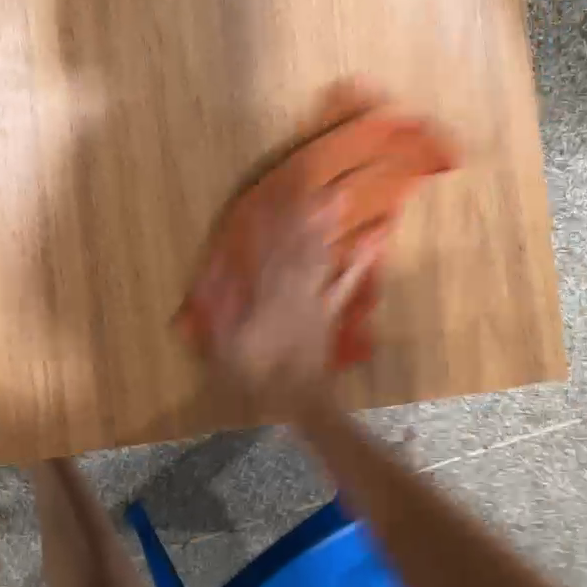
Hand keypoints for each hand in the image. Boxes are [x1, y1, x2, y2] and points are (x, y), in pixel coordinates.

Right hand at [198, 193, 378, 413]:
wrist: (302, 404)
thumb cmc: (258, 377)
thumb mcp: (226, 346)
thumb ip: (219, 306)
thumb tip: (212, 270)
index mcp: (264, 296)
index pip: (262, 252)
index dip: (263, 223)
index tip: (264, 195)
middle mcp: (291, 290)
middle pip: (295, 244)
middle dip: (301, 212)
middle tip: (312, 182)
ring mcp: (315, 298)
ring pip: (319, 254)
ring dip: (326, 225)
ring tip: (336, 195)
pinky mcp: (331, 309)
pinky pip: (347, 280)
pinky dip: (362, 258)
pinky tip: (374, 239)